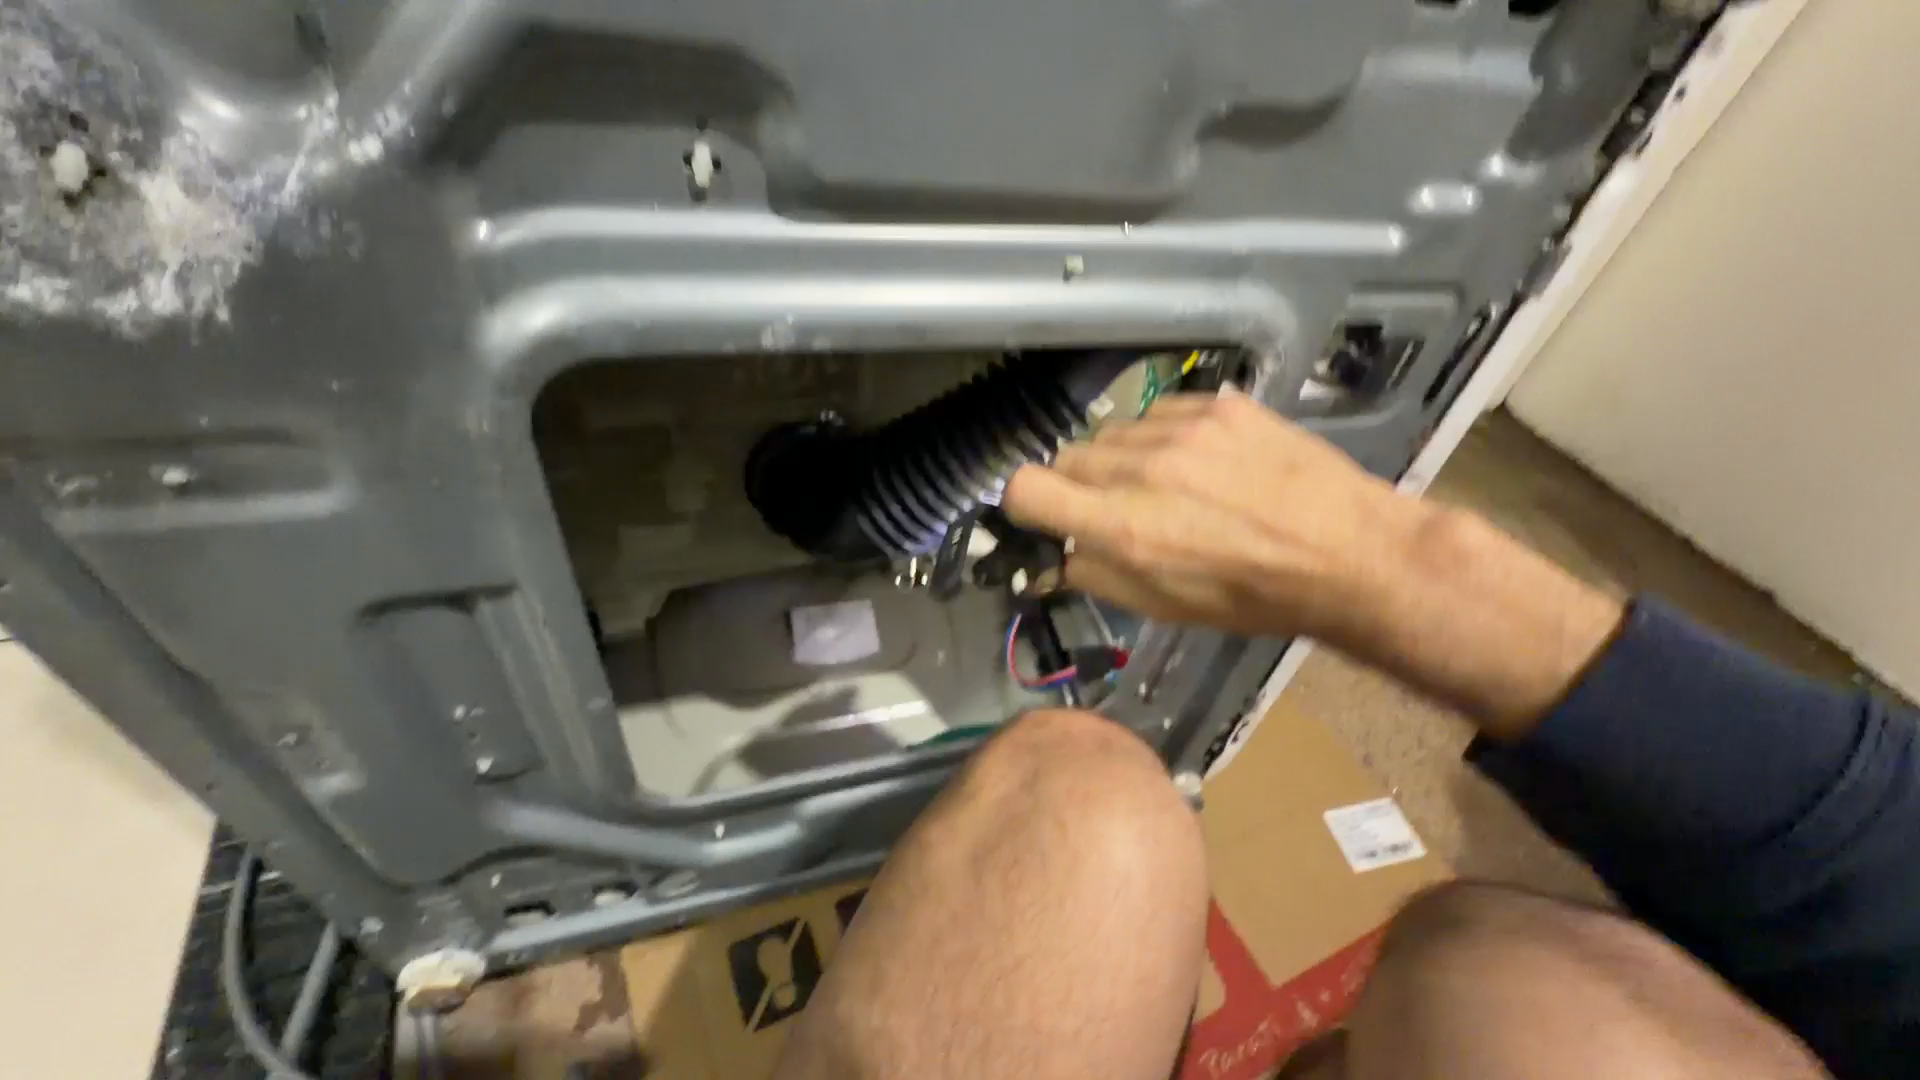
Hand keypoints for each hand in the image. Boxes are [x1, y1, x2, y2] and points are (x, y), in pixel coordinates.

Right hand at [1002, 388, 1417, 640]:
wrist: (1347, 552)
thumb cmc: (1250, 595)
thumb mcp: (1163, 607)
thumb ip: (1097, 575)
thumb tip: (1060, 553)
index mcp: (1123, 527)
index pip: (1026, 489)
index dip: (1025, 503)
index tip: (1045, 513)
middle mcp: (1142, 469)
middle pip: (1066, 456)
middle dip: (1080, 484)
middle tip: (1116, 506)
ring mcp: (1183, 429)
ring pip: (1112, 431)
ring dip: (1122, 457)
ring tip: (1166, 481)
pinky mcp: (1218, 404)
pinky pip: (1158, 409)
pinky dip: (1162, 434)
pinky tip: (1197, 458)